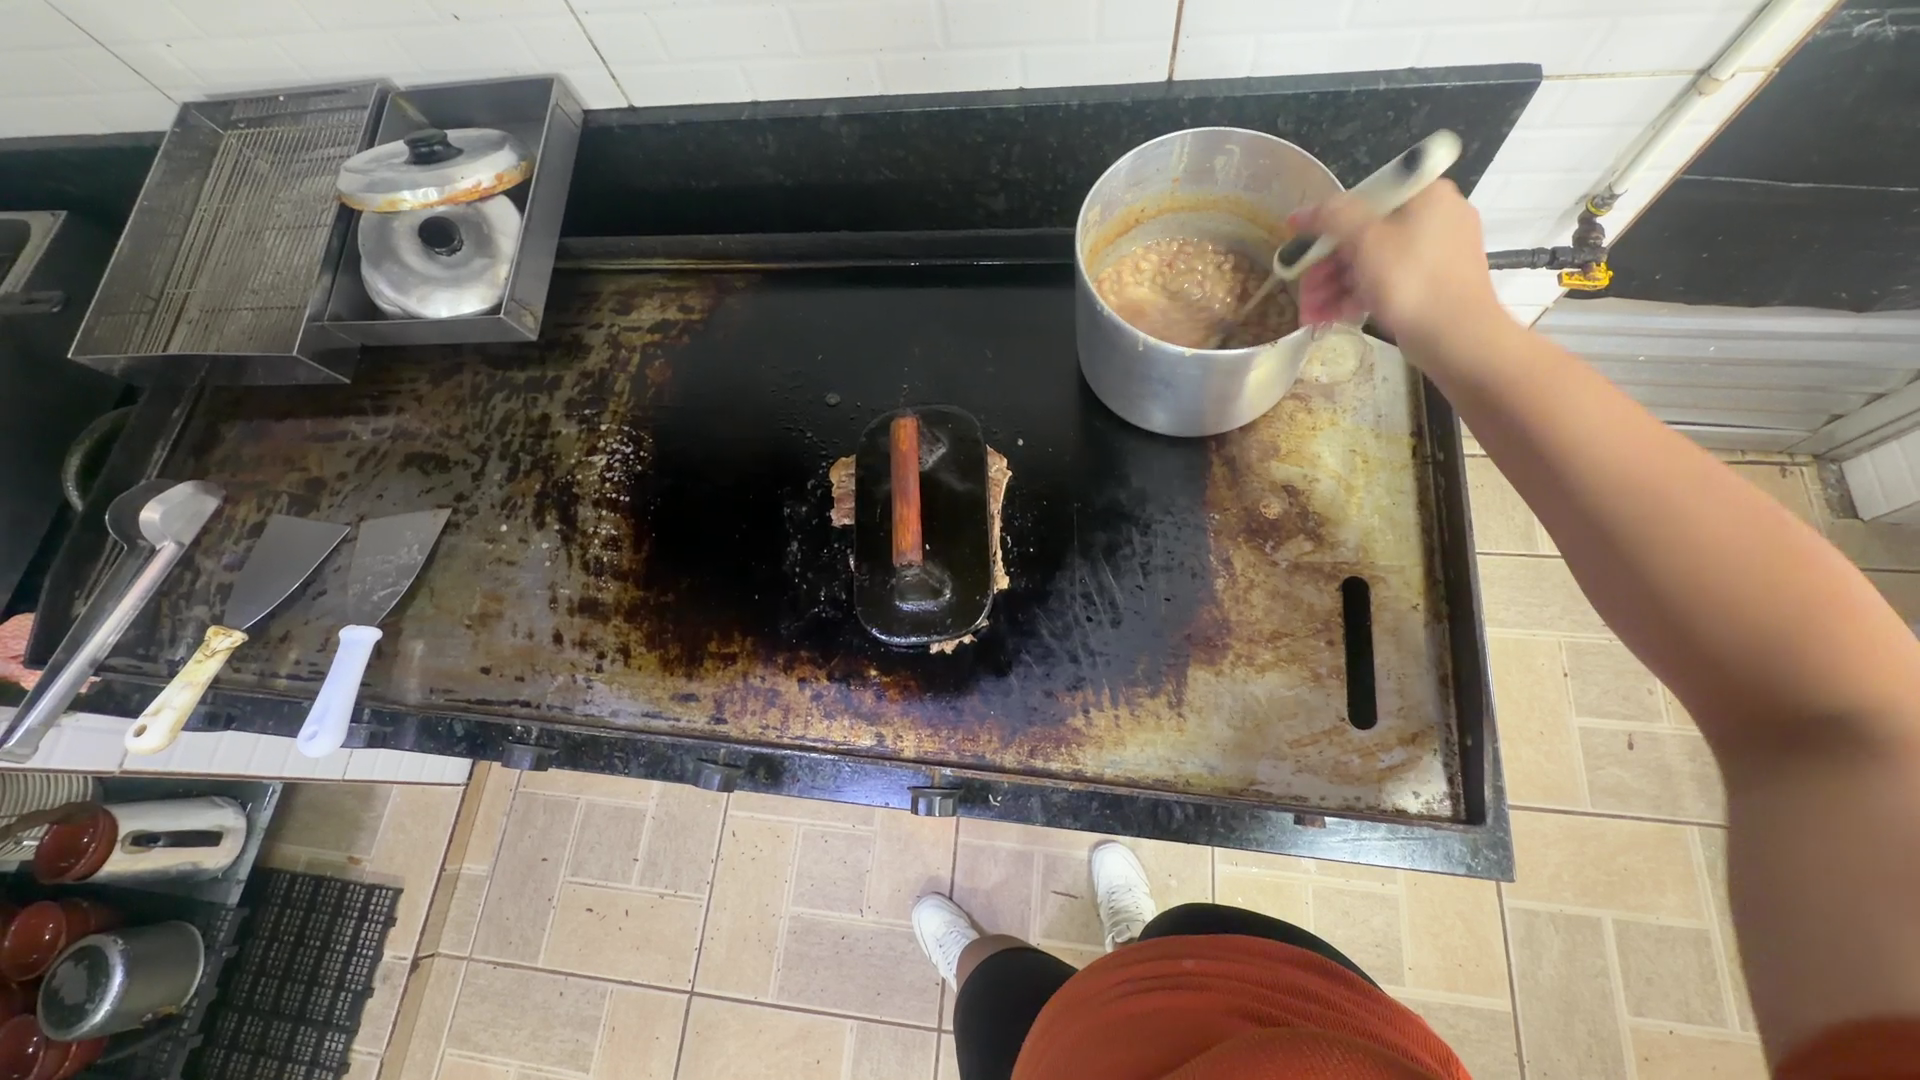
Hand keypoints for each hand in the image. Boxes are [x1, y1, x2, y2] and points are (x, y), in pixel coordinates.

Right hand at [1292, 181, 1504, 351]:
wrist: (1457, 337)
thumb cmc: (1411, 281)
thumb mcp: (1365, 240)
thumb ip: (1331, 217)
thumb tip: (1300, 213)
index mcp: (1424, 194)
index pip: (1363, 199)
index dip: (1326, 226)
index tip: (1301, 251)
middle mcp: (1434, 216)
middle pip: (1363, 235)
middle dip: (1326, 268)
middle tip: (1303, 292)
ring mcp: (1434, 252)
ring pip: (1372, 262)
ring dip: (1335, 287)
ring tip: (1311, 315)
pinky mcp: (1432, 283)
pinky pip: (1387, 281)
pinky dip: (1358, 296)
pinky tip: (1333, 317)